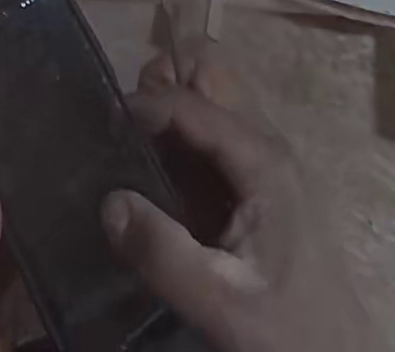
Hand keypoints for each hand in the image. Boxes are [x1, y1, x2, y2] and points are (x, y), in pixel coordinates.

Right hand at [101, 43, 381, 351]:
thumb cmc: (287, 326)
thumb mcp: (220, 302)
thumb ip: (163, 254)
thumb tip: (108, 200)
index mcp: (261, 158)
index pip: (192, 102)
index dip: (147, 104)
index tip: (106, 124)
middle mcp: (266, 138)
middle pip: (212, 69)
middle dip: (166, 79)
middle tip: (130, 124)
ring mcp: (265, 149)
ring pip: (214, 87)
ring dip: (175, 96)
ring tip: (140, 141)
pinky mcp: (258, 168)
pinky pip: (215, 119)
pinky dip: (184, 122)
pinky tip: (163, 164)